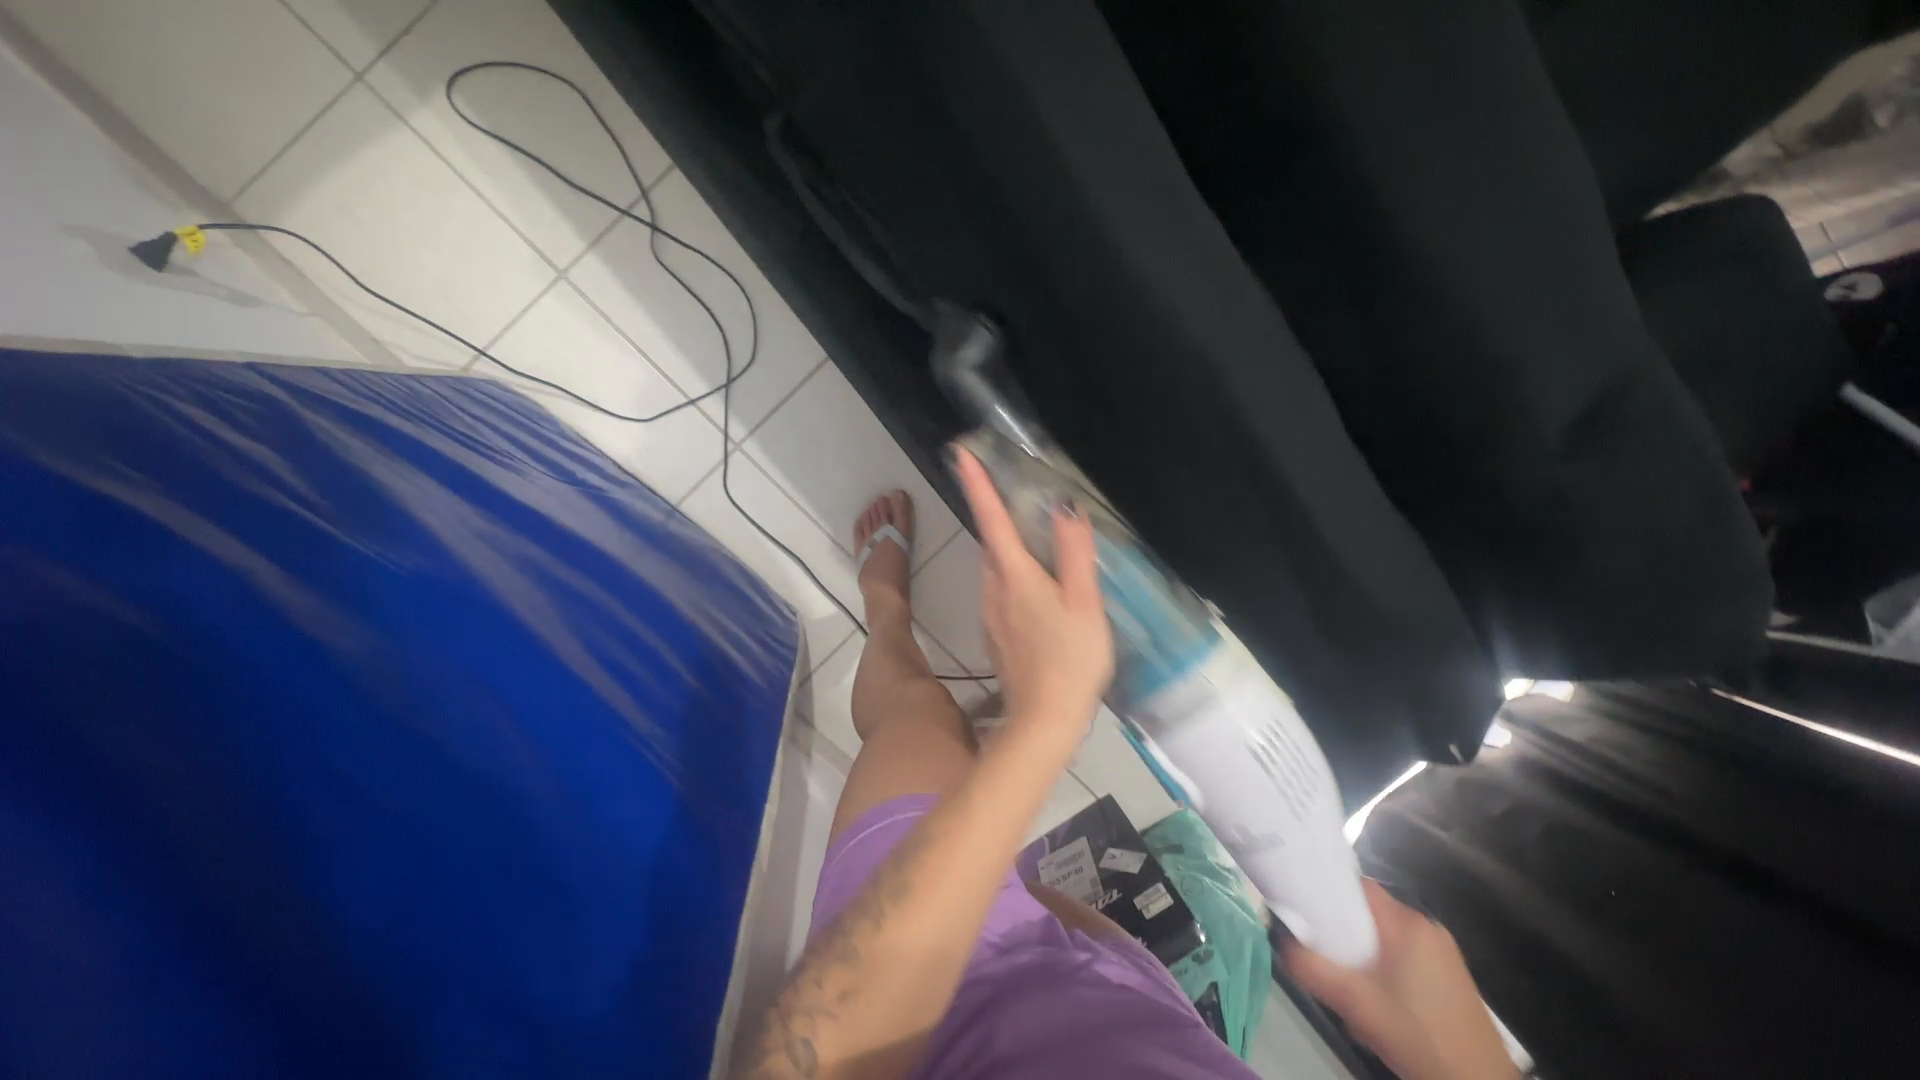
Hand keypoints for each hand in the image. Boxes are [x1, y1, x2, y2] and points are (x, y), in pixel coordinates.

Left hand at [952, 445, 1113, 749]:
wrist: (1043, 719)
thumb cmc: (1070, 658)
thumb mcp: (1084, 602)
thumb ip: (1074, 553)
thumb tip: (1063, 507)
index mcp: (1014, 574)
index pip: (990, 518)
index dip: (977, 484)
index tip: (960, 453)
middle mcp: (993, 589)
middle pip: (990, 542)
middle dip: (993, 513)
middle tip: (1008, 489)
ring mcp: (991, 614)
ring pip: (995, 567)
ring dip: (1004, 546)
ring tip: (1030, 535)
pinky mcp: (997, 635)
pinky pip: (1000, 591)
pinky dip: (1011, 576)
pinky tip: (1035, 586)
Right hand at [1287, 881, 1518, 1079]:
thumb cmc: (1417, 1036)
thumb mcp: (1354, 1004)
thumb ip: (1311, 968)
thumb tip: (1280, 939)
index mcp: (1407, 923)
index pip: (1358, 887)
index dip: (1327, 892)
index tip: (1301, 909)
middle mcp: (1428, 928)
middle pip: (1370, 915)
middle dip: (1343, 936)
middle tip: (1323, 961)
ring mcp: (1443, 954)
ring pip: (1386, 940)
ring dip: (1362, 958)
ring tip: (1348, 991)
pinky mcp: (1451, 978)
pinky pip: (1405, 959)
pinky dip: (1384, 972)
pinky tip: (1377, 1005)